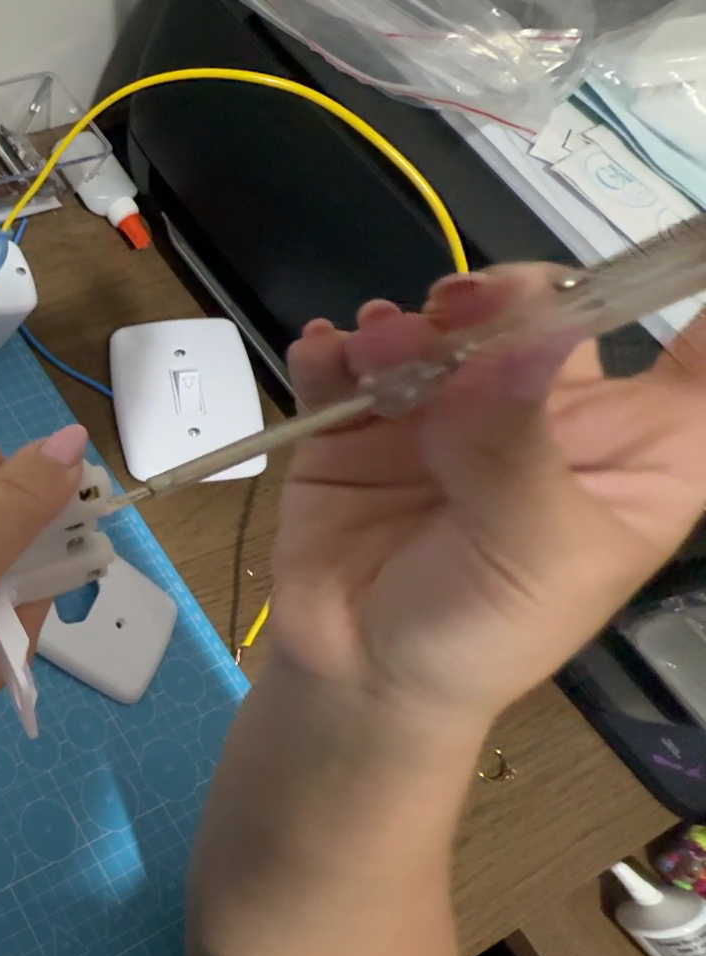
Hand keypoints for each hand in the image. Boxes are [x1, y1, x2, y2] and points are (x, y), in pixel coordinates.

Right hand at [274, 265, 705, 723]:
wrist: (357, 669)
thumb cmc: (482, 627)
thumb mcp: (532, 549)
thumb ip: (518, 450)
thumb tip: (511, 348)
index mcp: (628, 446)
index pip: (698, 353)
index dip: (693, 295)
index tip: (671, 252)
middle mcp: (533, 419)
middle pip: (541, 323)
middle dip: (508, 300)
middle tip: (457, 309)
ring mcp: (432, 423)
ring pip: (433, 339)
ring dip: (406, 326)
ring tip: (373, 343)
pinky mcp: (350, 437)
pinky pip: (340, 377)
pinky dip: (328, 353)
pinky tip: (321, 350)